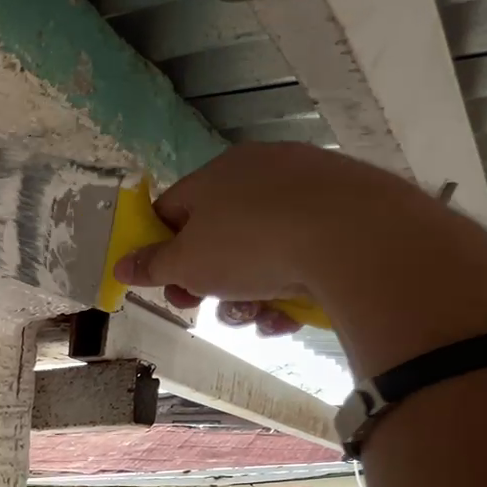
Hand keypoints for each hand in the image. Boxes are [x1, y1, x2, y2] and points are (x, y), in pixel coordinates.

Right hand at [112, 142, 430, 337]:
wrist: (363, 240)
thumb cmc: (250, 246)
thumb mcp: (181, 264)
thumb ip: (148, 266)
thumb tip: (122, 265)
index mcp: (217, 173)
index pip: (169, 212)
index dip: (158, 252)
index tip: (163, 283)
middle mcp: (263, 170)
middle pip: (213, 235)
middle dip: (203, 279)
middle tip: (200, 304)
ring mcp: (312, 186)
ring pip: (256, 251)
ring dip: (242, 293)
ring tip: (251, 317)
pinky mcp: (353, 208)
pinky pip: (301, 251)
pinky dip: (287, 284)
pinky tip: (286, 312)